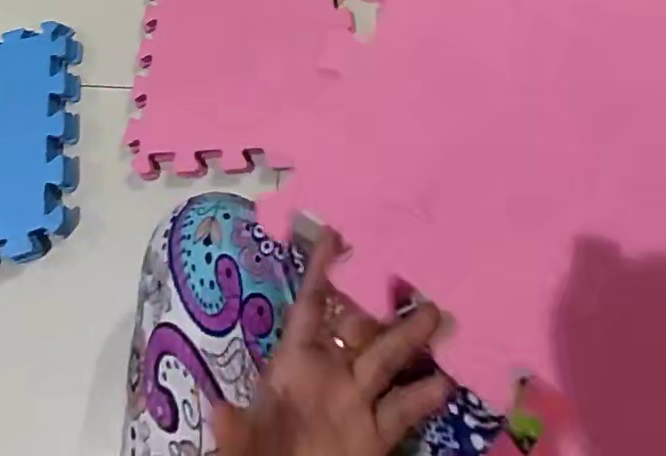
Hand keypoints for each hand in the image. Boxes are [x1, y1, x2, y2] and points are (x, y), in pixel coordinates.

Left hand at [215, 232, 452, 455]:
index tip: (335, 232)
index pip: (310, 305)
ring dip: (409, 336)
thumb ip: (237, 433)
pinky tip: (446, 380)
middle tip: (407, 276)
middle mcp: (330, 372)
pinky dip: (424, 396)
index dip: (321, 270)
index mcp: (295, 362)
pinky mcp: (376, 436)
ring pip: (387, 360)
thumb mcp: (244, 447)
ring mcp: (355, 402)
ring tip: (437, 312)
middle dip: (380, 304)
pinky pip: (402, 410)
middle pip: (359, 327)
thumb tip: (220, 411)